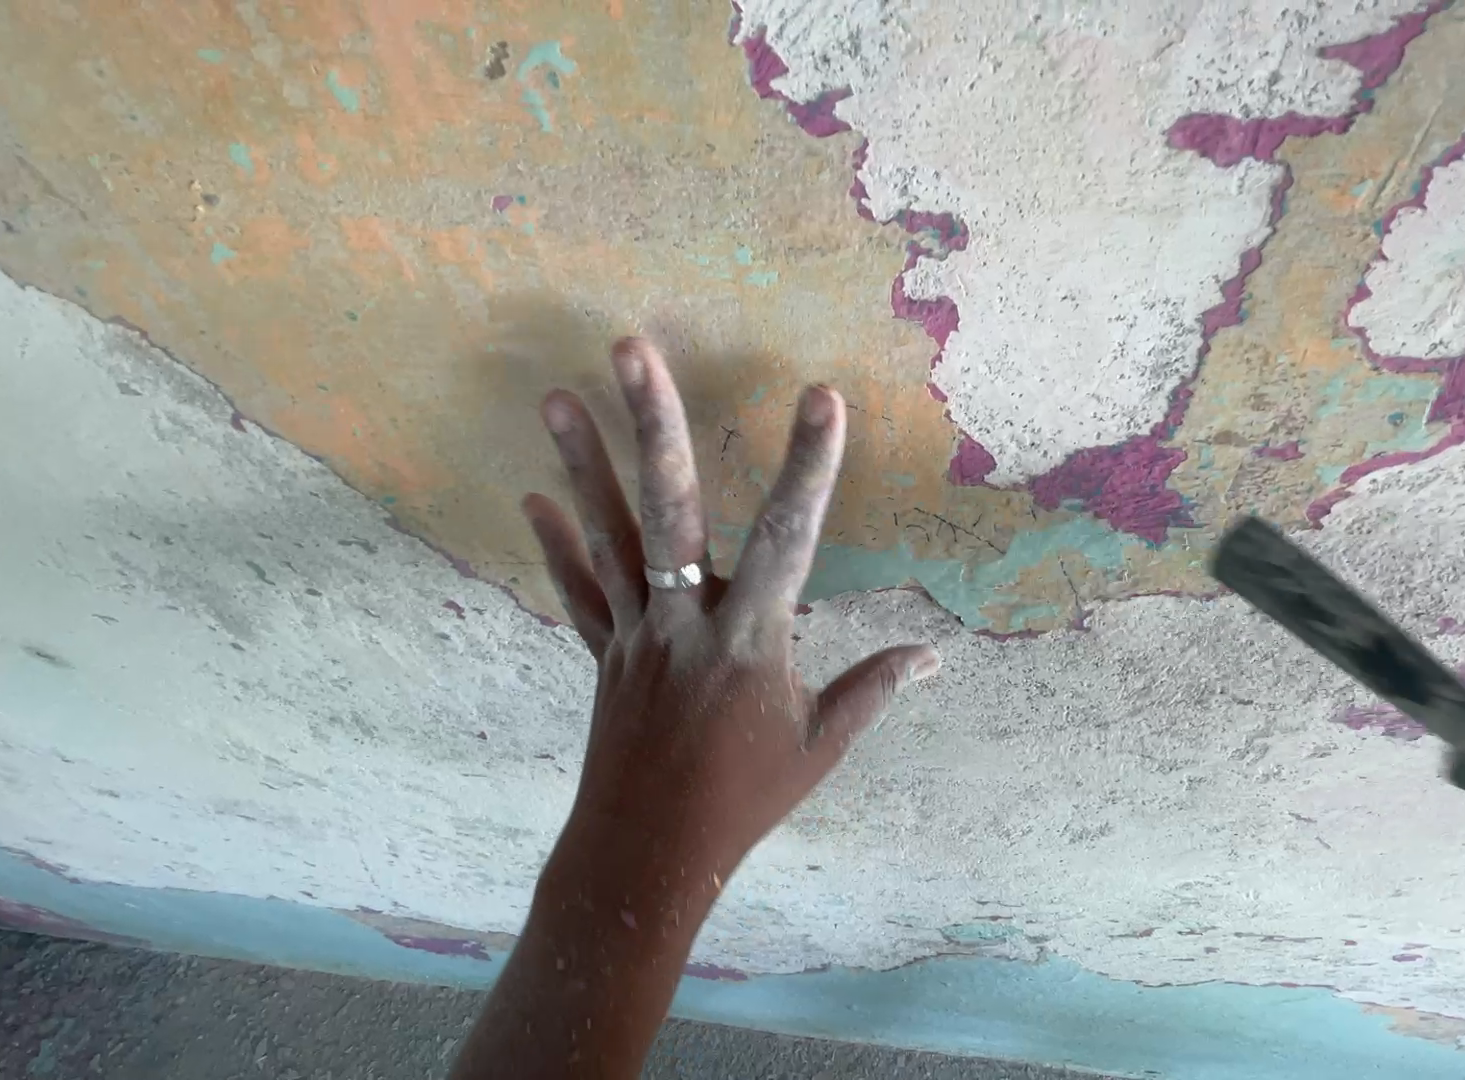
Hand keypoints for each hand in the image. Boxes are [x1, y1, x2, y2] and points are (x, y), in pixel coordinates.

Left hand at [525, 336, 939, 885]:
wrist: (648, 855)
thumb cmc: (745, 797)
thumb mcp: (822, 745)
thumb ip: (875, 688)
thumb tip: (933, 658)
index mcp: (750, 638)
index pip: (787, 537)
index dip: (809, 467)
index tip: (823, 399)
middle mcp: (686, 619)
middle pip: (670, 510)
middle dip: (654, 424)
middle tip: (631, 349)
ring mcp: (634, 633)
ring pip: (608, 536)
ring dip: (582, 463)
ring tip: (557, 396)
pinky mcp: (604, 653)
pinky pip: (578, 591)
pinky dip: (556, 544)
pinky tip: (532, 497)